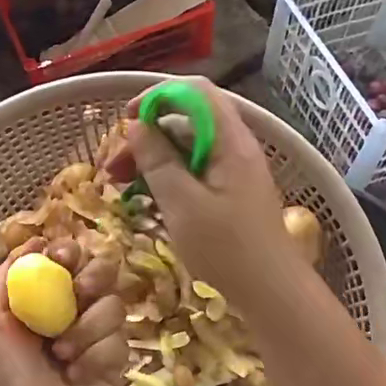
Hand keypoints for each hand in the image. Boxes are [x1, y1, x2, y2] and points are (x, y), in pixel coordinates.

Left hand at [0, 244, 127, 385]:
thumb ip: (7, 275)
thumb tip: (35, 239)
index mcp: (45, 294)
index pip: (72, 258)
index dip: (72, 253)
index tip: (63, 260)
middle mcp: (75, 309)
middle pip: (106, 272)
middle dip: (96, 277)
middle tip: (80, 293)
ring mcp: (96, 336)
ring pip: (115, 307)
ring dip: (88, 328)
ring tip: (61, 354)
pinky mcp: (113, 364)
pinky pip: (120, 344)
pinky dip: (96, 357)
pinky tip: (75, 375)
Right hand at [104, 77, 307, 307]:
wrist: (272, 293)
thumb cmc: (228, 249)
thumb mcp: (182, 204)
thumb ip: (157, 161)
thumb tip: (136, 127)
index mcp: (230, 141)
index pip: (194, 92)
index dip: (156, 97)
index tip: (125, 121)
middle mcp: (235, 147)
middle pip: (186, 120)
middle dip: (146, 136)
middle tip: (112, 167)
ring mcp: (234, 170)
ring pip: (187, 147)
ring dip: (152, 159)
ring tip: (120, 184)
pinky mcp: (231, 192)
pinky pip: (194, 171)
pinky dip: (167, 178)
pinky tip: (145, 199)